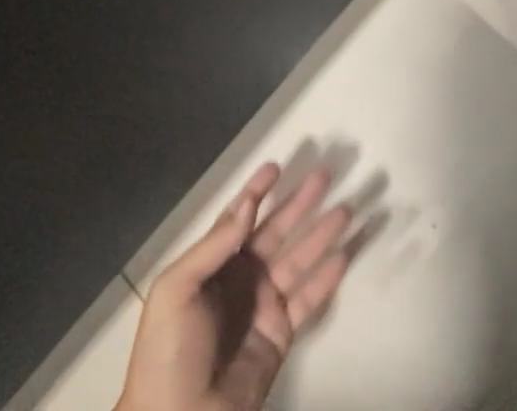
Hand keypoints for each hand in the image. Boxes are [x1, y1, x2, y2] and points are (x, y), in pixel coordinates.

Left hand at [116, 163, 352, 410]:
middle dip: (300, 204)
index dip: (256, 192)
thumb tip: (247, 205)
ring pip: (299, 259)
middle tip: (325, 175)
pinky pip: (310, 297)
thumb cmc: (169, 350)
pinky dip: (328, 277)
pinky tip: (345, 255)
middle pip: (276, 232)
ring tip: (347, 210)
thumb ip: (213, 246)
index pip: (237, 220)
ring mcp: (263, 305)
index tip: (276, 166)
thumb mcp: (176, 291)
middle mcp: (240, 279)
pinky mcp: (282, 332)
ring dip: (322, 234)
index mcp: (210, 267)